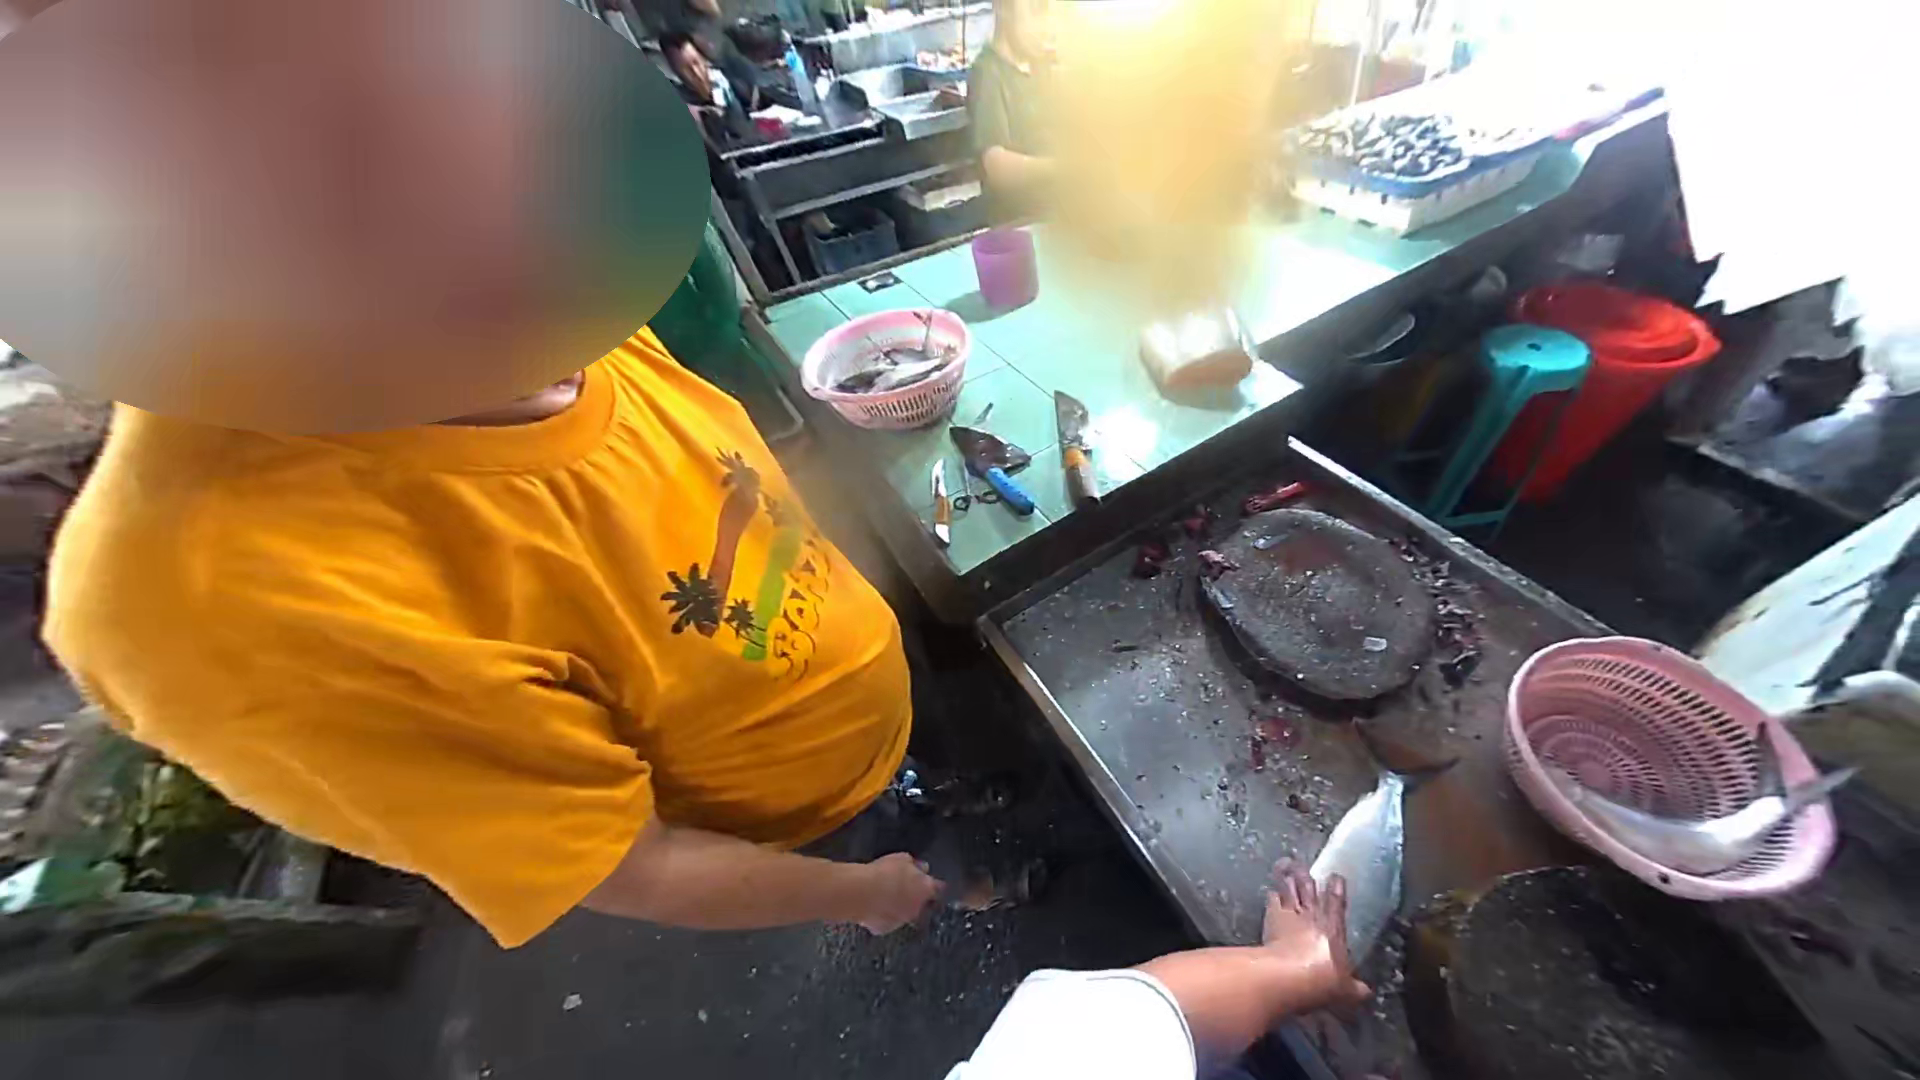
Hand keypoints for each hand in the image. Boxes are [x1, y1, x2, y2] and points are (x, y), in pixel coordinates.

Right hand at [852, 852, 942, 933]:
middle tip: (906, 888)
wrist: (863, 893)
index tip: (933, 884)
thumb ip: (916, 865)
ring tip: (888, 895)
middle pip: (923, 904)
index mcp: (925, 889)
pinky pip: (888, 921)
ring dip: (901, 907)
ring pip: (905, 914)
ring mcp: (902, 921)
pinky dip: (885, 915)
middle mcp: (918, 908)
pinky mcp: (885, 929)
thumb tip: (922, 868)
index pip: (938, 888)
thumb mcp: (903, 858)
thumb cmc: (884, 872)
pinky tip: (876, 906)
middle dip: (917, 898)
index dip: (935, 885)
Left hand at [1262, 858, 1370, 1010]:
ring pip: (1289, 887)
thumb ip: (1356, 988)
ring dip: (1287, 876)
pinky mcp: (1272, 916)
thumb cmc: (1324, 982)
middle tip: (1302, 864)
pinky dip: (1273, 894)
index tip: (1336, 875)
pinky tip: (1271, 891)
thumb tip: (1365, 991)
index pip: (1337, 904)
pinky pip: (1272, 899)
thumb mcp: (1347, 990)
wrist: (1290, 974)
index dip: (1337, 888)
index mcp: (1333, 929)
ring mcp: (1290, 913)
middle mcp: (1312, 916)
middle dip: (1306, 876)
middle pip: (1308, 889)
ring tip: (1285, 863)